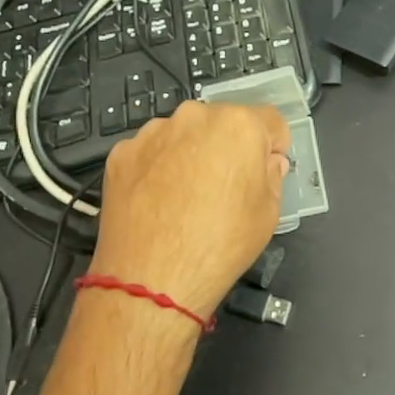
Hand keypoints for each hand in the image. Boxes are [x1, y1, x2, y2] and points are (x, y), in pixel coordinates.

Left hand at [89, 101, 290, 318]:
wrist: (151, 279)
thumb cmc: (219, 246)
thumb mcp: (269, 214)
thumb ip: (272, 176)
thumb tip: (267, 162)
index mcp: (238, 125)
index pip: (269, 121)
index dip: (272, 147)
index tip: (264, 169)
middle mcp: (195, 116)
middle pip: (222, 123)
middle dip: (227, 147)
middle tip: (223, 188)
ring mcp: (153, 132)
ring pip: (183, 135)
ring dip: (189, 154)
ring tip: (185, 198)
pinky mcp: (122, 152)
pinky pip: (150, 152)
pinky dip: (156, 168)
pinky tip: (158, 201)